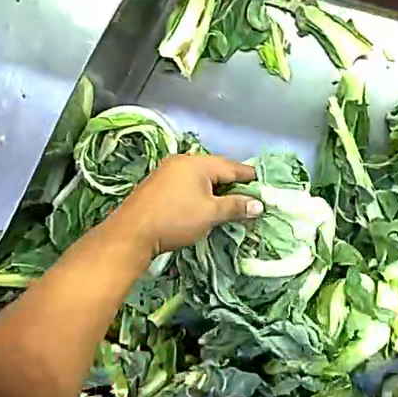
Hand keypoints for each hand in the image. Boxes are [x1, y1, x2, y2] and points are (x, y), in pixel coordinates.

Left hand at [107, 154, 261, 255]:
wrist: (131, 234)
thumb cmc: (175, 219)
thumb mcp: (210, 214)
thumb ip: (235, 206)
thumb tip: (258, 205)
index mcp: (196, 163)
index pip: (231, 167)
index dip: (250, 177)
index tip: (265, 185)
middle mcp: (181, 162)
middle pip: (215, 170)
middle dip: (233, 183)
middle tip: (251, 196)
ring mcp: (166, 173)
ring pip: (200, 178)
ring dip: (216, 190)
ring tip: (232, 203)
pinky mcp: (158, 187)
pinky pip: (187, 185)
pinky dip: (200, 193)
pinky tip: (206, 205)